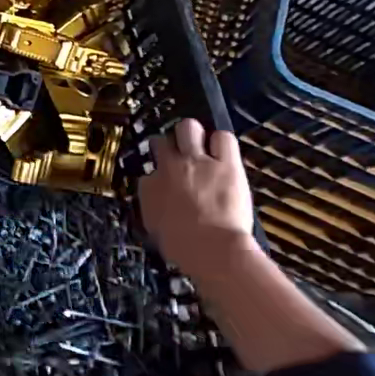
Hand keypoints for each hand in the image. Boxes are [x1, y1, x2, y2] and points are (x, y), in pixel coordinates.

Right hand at [139, 118, 261, 274]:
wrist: (211, 248)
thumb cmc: (182, 246)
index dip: (158, 175)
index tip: (165, 181)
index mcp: (150, 187)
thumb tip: (157, 199)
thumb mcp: (154, 227)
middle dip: (169, 145)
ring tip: (201, 146)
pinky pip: (223, 137)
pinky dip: (222, 141)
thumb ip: (154, 206)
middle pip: (163, 140)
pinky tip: (222, 151)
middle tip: (179, 154)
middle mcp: (170, 168)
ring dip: (193, 135)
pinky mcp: (225, 163)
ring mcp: (198, 162)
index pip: (148, 172)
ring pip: (188, 127)